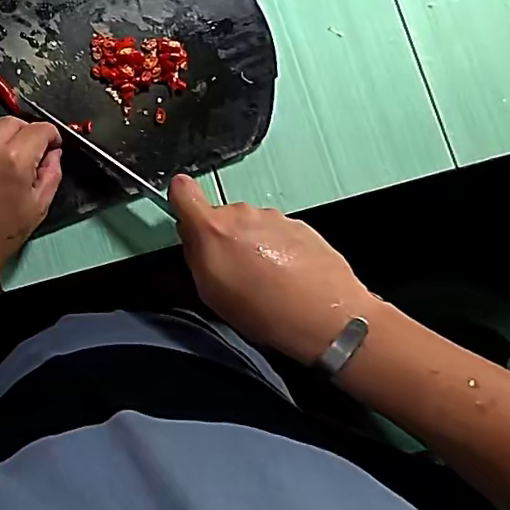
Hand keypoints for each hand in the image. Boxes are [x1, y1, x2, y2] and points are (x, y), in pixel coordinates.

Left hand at [0, 117, 62, 300]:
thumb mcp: (37, 209)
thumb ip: (51, 175)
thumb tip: (53, 155)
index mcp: (13, 159)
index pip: (40, 129)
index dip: (51, 137)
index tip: (52, 146)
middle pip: (15, 122)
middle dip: (28, 134)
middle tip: (31, 155)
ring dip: (2, 134)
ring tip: (6, 157)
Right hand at [169, 176, 380, 362]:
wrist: (329, 318)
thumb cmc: (266, 311)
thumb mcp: (210, 292)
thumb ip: (195, 256)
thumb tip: (194, 240)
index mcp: (211, 228)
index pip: (183, 190)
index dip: (179, 197)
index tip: (184, 210)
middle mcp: (242, 214)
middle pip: (221, 216)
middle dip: (223, 236)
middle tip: (234, 269)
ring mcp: (275, 218)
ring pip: (251, 225)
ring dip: (253, 244)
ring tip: (267, 279)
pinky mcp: (302, 227)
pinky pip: (279, 233)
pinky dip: (279, 250)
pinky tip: (289, 277)